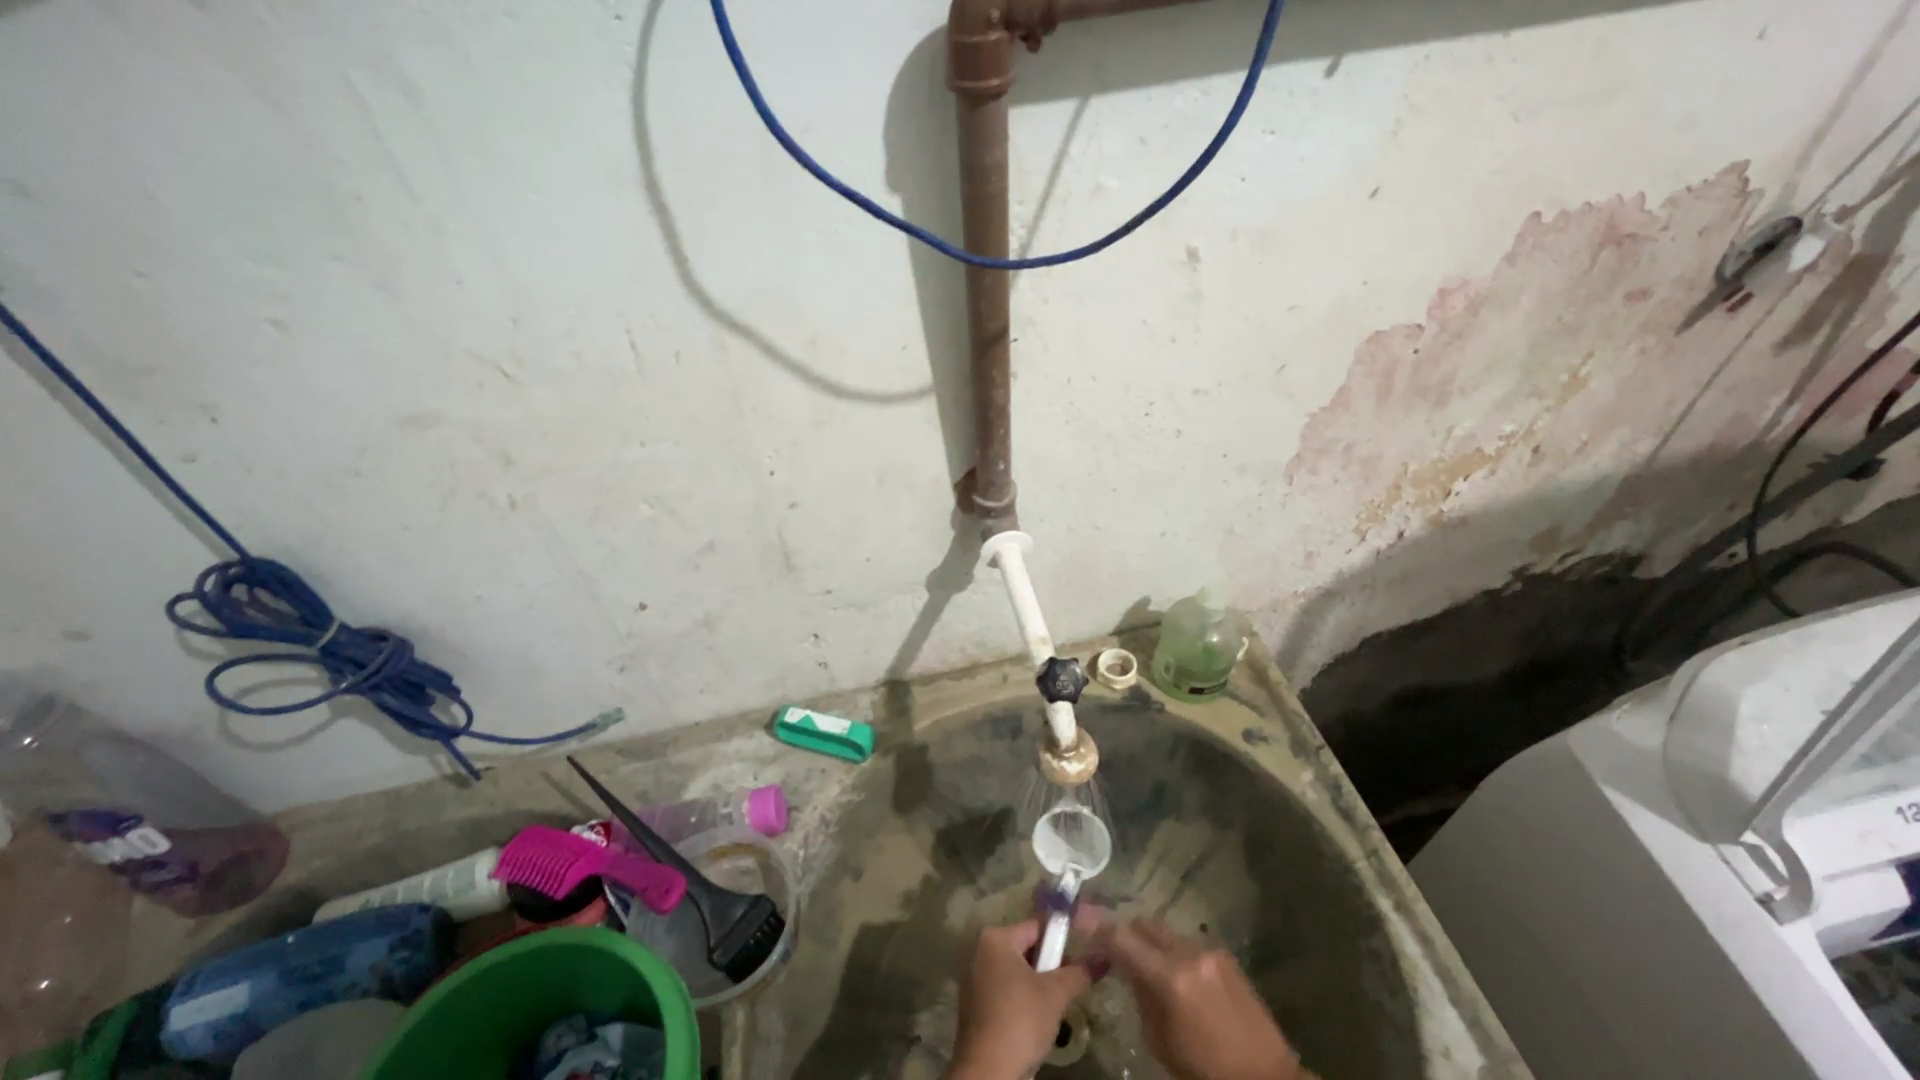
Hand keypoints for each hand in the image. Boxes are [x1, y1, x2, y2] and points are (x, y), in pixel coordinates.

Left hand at [949, 917, 1096, 1079]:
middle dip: (1052, 963)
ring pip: (1018, 971)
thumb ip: (1080, 972)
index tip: (1085, 950)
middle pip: (1027, 948)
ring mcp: (975, 978)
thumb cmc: (1021, 1020)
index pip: (1037, 926)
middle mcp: (980, 952)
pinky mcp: (976, 1003)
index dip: (1063, 938)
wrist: (989, 1071)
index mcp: (995, 939)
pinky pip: (1007, 989)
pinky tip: (1040, 1015)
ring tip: (1061, 998)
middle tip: (1075, 979)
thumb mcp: (1056, 993)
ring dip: (1040, 982)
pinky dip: (1024, 996)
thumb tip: (1105, 957)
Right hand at [1097, 917, 1304, 1079]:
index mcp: (1169, 977)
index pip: (1122, 937)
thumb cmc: (1203, 1068)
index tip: (1081, 927)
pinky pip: (1188, 944)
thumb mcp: (1159, 1039)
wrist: (1264, 1075)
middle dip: (1124, 932)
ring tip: (1143, 965)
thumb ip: (1139, 995)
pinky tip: (1173, 975)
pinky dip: (1173, 952)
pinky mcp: (1226, 957)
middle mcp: (1189, 953)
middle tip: (1111, 949)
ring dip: (1150, 942)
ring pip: (1167, 932)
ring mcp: (1211, 951)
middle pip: (1144, 924)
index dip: (1098, 930)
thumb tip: (1127, 970)